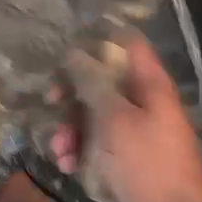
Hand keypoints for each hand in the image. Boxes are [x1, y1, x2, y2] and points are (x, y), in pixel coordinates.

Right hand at [73, 35, 201, 201]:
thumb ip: (92, 84)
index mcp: (150, 82)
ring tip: (59, 147)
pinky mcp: (129, 161)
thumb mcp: (115, 119)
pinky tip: (66, 164)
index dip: (100, 38)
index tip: (70, 43)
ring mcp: (137, 133)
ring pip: (98, 116)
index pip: (128, 43)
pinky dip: (81, 151)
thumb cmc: (147, 160)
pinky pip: (100, 146)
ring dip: (73, 128)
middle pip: (106, 81)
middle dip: (75, 92)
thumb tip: (73, 53)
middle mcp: (144, 102)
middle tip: (52, 99)